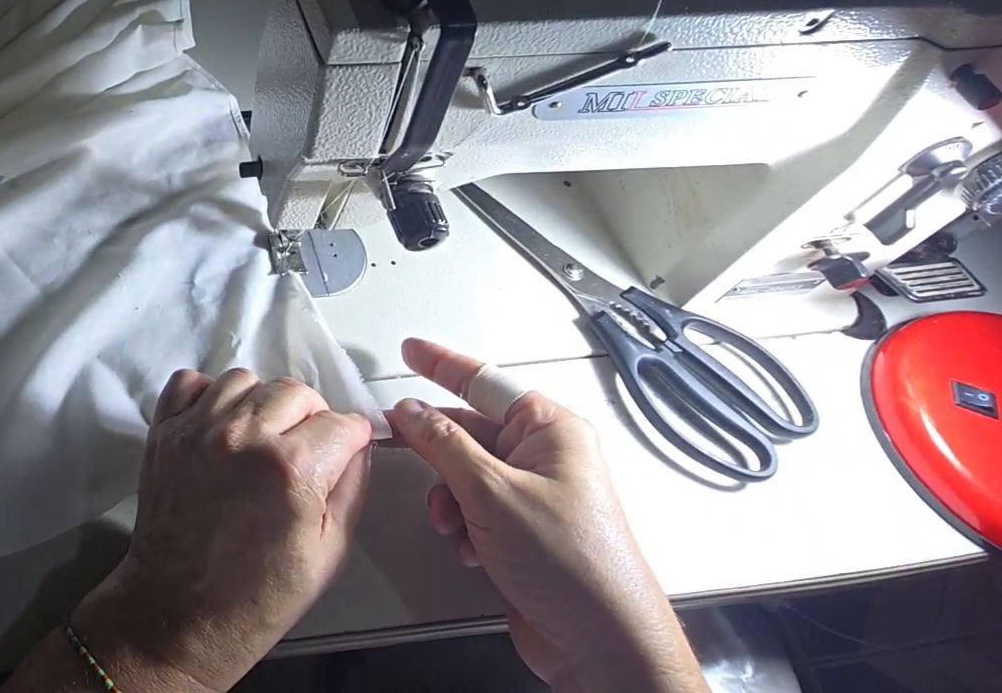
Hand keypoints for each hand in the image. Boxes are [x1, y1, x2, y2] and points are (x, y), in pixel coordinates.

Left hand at [73, 369, 371, 690]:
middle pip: (294, 391)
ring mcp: (197, 428)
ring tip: (259, 437)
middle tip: (304, 446)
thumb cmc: (258, 594)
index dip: (349, 437)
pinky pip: (190, 381)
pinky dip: (207, 394)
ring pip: (245, 379)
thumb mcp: (328, 551)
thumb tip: (359, 444)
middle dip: (310, 416)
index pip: (338, 422)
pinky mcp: (163, 429)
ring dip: (260, 402)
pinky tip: (218, 424)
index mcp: (291, 469)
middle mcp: (243, 436)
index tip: (345, 446)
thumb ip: (351, 487)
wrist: (179, 613)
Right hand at [384, 338, 705, 692]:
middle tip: (397, 441)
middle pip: (467, 429)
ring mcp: (534, 492)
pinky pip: (473, 504)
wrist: (604, 650)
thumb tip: (410, 411)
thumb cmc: (574, 567)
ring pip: (463, 471)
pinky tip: (471, 546)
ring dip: (448, 496)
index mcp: (550, 431)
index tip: (410, 350)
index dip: (440, 363)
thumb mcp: (492, 492)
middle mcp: (544, 456)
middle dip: (436, 451)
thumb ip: (442, 444)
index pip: (483, 381)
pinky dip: (463, 522)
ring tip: (453, 521)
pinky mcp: (523, 527)